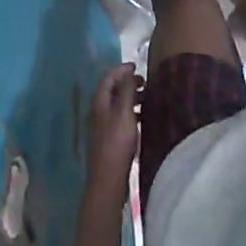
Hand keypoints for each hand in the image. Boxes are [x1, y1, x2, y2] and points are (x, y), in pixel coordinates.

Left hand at [87, 63, 141, 185]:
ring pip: (117, 104)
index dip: (122, 69)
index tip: (137, 65)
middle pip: (112, 90)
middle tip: (145, 83)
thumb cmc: (117, 142)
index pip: (109, 77)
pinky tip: (142, 118)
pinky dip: (130, 112)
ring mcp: (102, 126)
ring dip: (130, 98)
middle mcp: (98, 111)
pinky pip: (120, 117)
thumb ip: (126, 89)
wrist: (108, 179)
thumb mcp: (124, 111)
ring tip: (147, 99)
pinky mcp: (108, 139)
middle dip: (128, 83)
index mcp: (99, 102)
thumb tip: (128, 71)